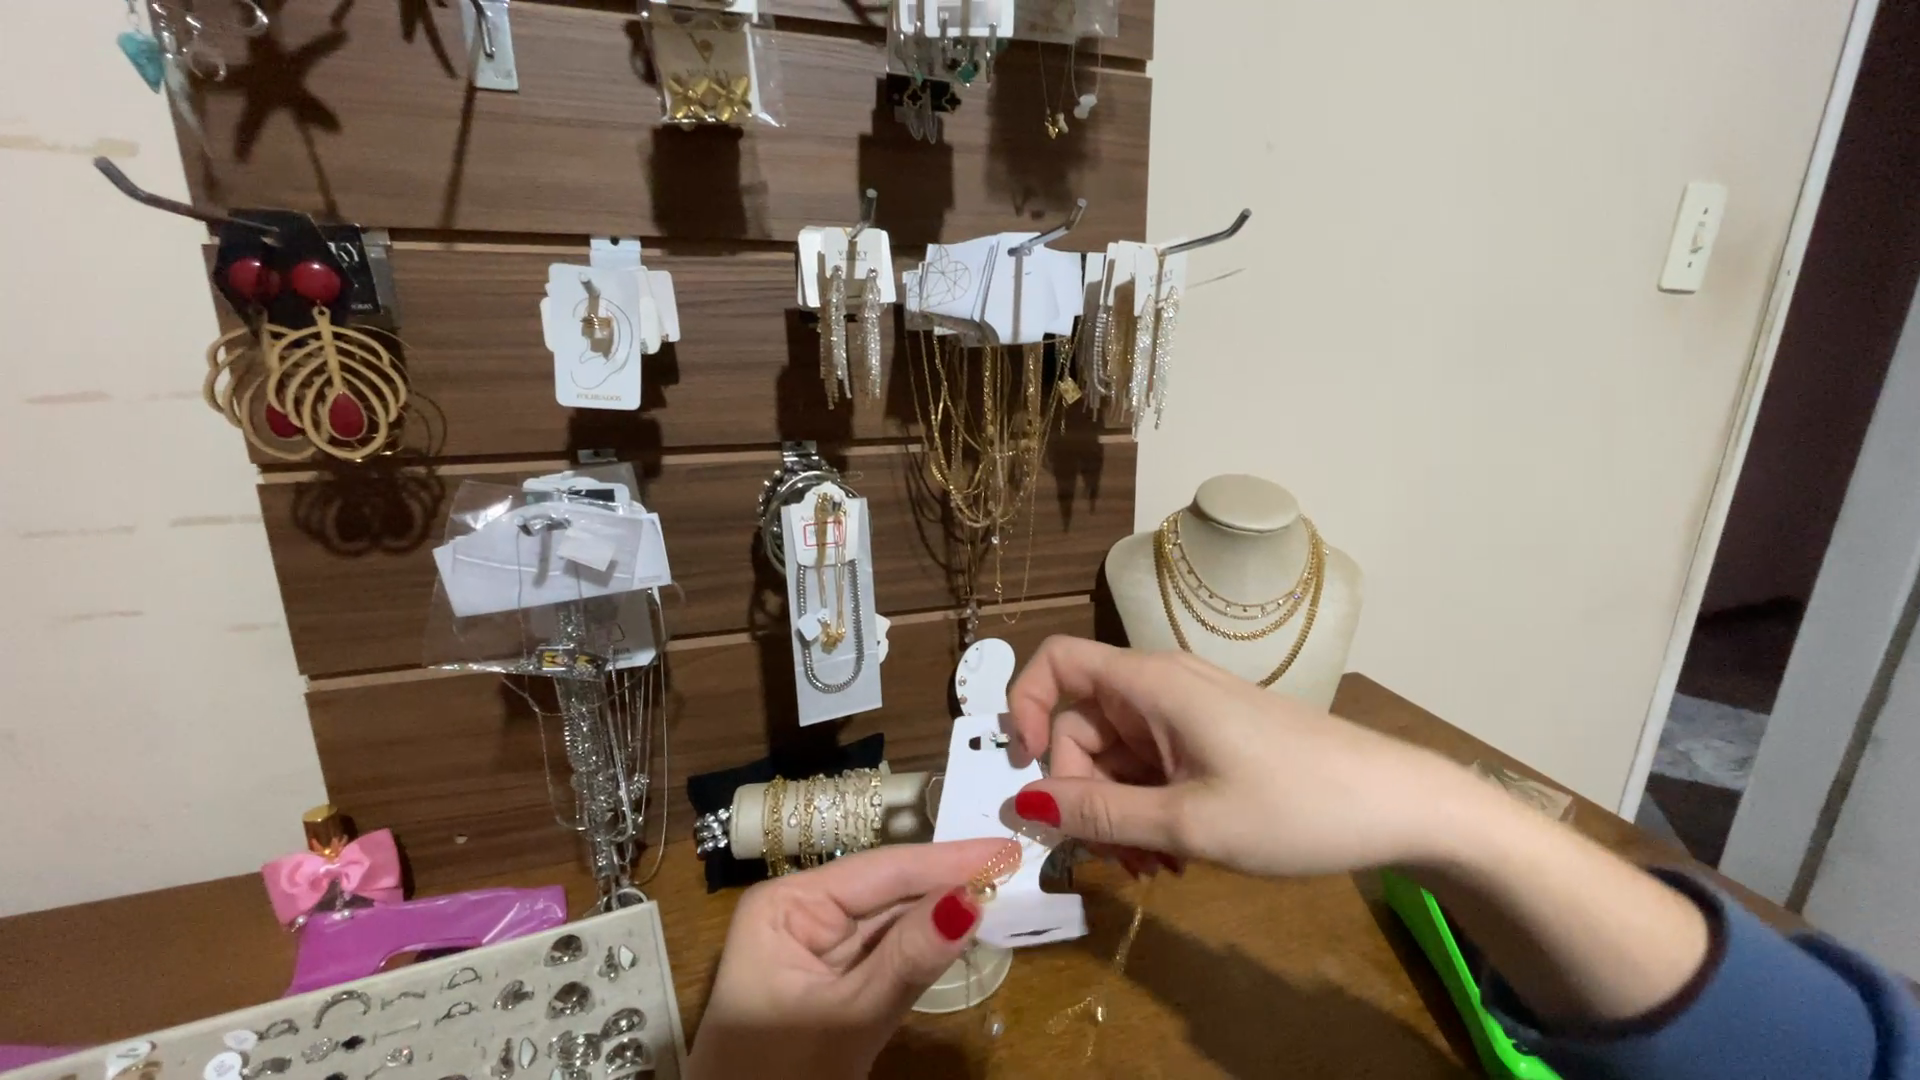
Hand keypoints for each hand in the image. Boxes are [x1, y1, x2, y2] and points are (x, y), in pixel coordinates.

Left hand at [686, 839, 1003, 1079]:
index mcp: (788, 903)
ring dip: (942, 907)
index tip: (1006, 848)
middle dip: (948, 878)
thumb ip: (909, 959)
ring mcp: (818, 942)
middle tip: (1013, 863)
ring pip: (892, 916)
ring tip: (1000, 883)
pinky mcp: (834, 974)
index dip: (947, 859)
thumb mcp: (848, 1019)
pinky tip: (961, 924)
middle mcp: (803, 909)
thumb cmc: (779, 1078)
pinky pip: (887, 948)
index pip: (881, 870)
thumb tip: (971, 901)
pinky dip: (925, 941)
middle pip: (888, 888)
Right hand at [1004, 636, 1488, 878]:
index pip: (1057, 663)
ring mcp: (1185, 715)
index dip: (1025, 706)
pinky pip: (1150, 767)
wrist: (1402, 806)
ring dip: (1117, 812)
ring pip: (1115, 755)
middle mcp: (1160, 688)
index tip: (1028, 773)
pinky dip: (1147, 809)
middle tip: (1113, 857)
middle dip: (1083, 794)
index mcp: (1150, 684)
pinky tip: (1175, 857)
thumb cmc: (1296, 806)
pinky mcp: (1206, 739)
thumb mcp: (1189, 822)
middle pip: (1081, 726)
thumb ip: (1100, 813)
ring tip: (1154, 869)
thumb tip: (1022, 803)